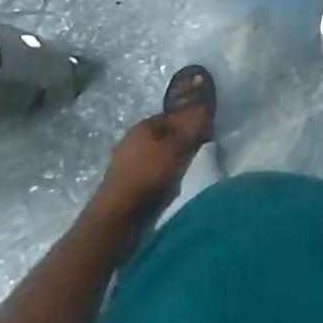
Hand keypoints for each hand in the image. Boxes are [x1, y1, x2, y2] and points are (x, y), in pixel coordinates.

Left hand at [93, 109, 205, 224]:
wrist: (118, 212)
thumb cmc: (150, 173)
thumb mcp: (177, 148)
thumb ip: (191, 128)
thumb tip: (204, 109)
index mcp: (143, 125)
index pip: (172, 116)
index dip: (189, 123)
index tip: (203, 135)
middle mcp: (131, 138)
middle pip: (163, 135)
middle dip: (179, 142)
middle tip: (195, 153)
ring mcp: (124, 160)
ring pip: (155, 153)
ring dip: (168, 159)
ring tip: (183, 171)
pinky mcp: (122, 180)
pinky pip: (148, 170)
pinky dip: (158, 173)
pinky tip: (166, 183)